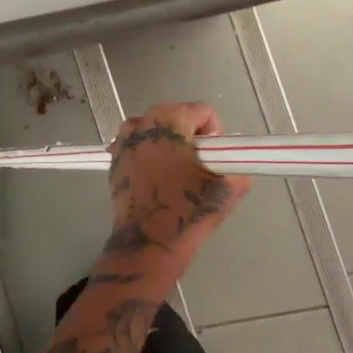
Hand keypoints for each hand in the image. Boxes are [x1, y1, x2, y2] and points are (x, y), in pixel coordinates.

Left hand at [98, 102, 249, 278]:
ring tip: (178, 174)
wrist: (149, 240)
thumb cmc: (189, 208)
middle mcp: (141, 121)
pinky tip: (157, 179)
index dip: (215, 135)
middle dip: (191, 137)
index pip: (203, 112)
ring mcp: (123, 140)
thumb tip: (237, 159)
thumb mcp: (229, 186)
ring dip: (169, 144)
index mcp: (169, 119)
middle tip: (198, 168)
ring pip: (155, 131)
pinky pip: (138, 147)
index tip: (214, 158)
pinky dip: (150, 155)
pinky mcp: (113, 159)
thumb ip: (238, 163)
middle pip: (177, 117)